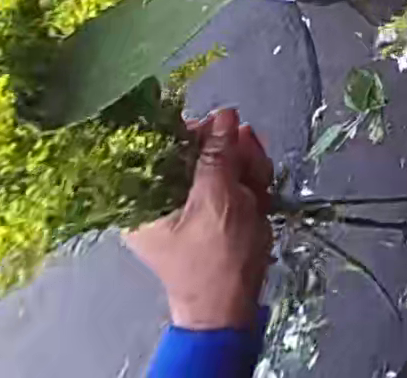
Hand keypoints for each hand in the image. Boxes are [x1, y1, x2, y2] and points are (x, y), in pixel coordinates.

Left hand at [125, 109, 273, 330]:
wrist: (235, 292)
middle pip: (208, 145)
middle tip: (247, 172)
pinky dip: (257, 177)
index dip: (200, 132)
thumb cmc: (214, 253)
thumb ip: (217, 156)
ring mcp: (199, 192)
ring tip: (255, 191)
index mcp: (148, 196)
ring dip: (252, 166)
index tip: (227, 132)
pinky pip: (245, 167)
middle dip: (236, 154)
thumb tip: (225, 113)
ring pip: (232, 153)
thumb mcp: (214, 201)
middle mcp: (170, 190)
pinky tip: (258, 195)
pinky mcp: (224, 195)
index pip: (167, 145)